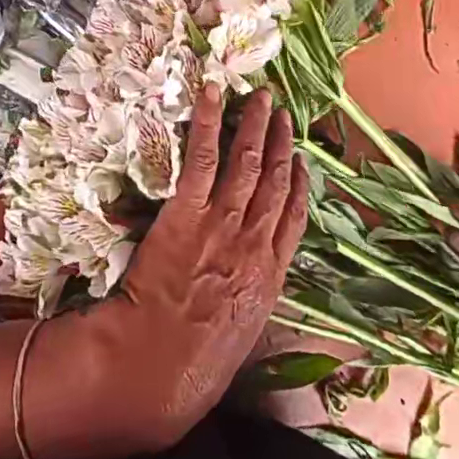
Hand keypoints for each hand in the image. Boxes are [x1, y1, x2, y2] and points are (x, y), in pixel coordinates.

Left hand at [46, 84, 307, 453]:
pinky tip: (211, 94)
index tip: (301, 162)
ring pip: (247, 163)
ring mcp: (221, 223)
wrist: (157, 364)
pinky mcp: (186, 211)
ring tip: (261, 98)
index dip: (298, 184)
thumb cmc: (195, 359)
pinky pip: (202, 157)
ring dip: (255, 126)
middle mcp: (253, 242)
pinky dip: (208, 122)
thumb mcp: (240, 333)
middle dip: (281, 143)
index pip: (293, 217)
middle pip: (275, 181)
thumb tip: (248, 280)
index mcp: (270, 274)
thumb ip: (249, 297)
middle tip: (284, 113)